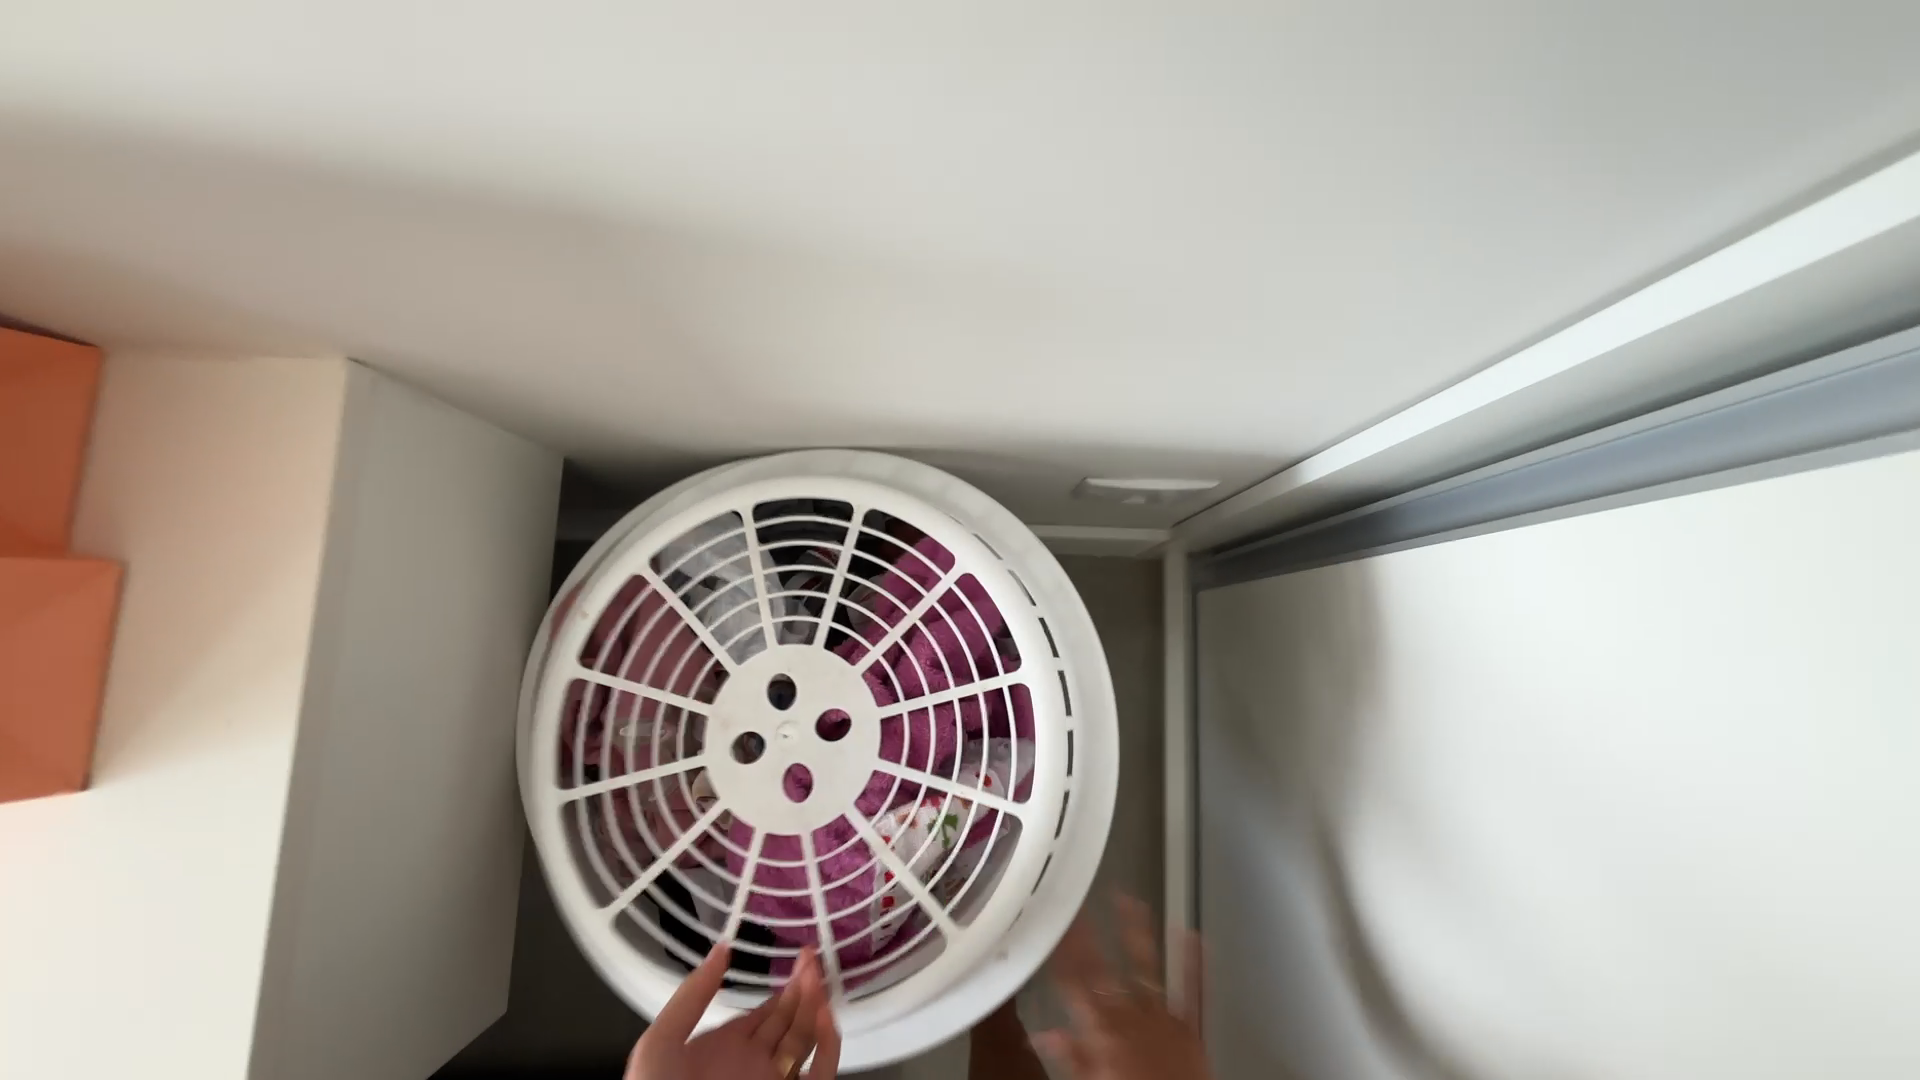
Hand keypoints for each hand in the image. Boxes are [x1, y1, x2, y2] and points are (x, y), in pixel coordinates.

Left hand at [625, 944, 840, 1079]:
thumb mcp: (659, 1046)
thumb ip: (691, 997)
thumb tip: (722, 948)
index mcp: (727, 1052)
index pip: (766, 1014)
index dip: (784, 987)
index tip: (800, 958)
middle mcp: (757, 1066)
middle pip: (791, 1021)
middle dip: (803, 988)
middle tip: (810, 956)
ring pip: (807, 1041)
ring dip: (815, 1006)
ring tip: (815, 975)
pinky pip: (821, 1074)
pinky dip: (828, 1045)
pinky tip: (823, 1014)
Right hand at [1035, 895, 1210, 1079]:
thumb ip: (1071, 1055)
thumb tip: (1044, 1035)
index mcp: (1101, 1032)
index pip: (1073, 983)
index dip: (1063, 952)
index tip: (1058, 925)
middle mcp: (1130, 1018)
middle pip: (1102, 968)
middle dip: (1088, 935)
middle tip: (1080, 904)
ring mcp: (1162, 1018)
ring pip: (1145, 965)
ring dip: (1137, 931)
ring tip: (1131, 900)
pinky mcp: (1190, 1026)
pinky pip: (1193, 988)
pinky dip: (1193, 959)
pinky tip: (1193, 932)